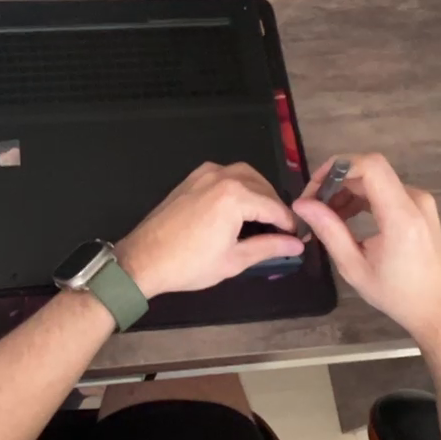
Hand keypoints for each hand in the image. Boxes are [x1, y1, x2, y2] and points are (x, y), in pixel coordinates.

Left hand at [118, 163, 304, 297]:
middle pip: (262, 186)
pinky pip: (224, 175)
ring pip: (244, 175)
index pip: (275, 207)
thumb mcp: (233, 260)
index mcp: (235, 196)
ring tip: (262, 220)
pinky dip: (238, 187)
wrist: (143, 260)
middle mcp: (221, 177)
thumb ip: (268, 247)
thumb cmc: (187, 264)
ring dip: (258, 193)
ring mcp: (203, 175)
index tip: (297, 237)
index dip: (289, 224)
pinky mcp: (191, 179)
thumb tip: (295, 244)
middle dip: (274, 206)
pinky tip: (239, 209)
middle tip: (281, 231)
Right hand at [292, 153, 440, 346]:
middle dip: (336, 183)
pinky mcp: (422, 210)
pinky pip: (387, 193)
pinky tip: (347, 220)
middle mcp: (415, 200)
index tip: (313, 189)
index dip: (337, 167)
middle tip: (312, 208)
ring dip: (347, 193)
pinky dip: (363, 200)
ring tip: (326, 218)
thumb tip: (302, 205)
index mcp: (401, 215)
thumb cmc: (398, 295)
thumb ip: (329, 231)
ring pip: (377, 182)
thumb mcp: (355, 268)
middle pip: (370, 172)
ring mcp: (421, 203)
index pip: (369, 166)